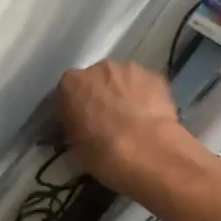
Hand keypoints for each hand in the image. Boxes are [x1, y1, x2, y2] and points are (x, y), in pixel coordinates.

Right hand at [57, 60, 195, 193]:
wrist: (146, 151)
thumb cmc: (100, 150)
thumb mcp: (72, 145)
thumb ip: (70, 129)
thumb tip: (72, 131)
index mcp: (71, 84)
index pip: (64, 93)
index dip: (69, 109)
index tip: (73, 123)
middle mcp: (99, 68)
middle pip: (94, 80)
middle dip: (96, 96)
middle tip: (101, 120)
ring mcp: (130, 70)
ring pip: (120, 80)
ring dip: (119, 94)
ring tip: (127, 118)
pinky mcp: (156, 77)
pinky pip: (142, 86)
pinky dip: (141, 97)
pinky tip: (145, 116)